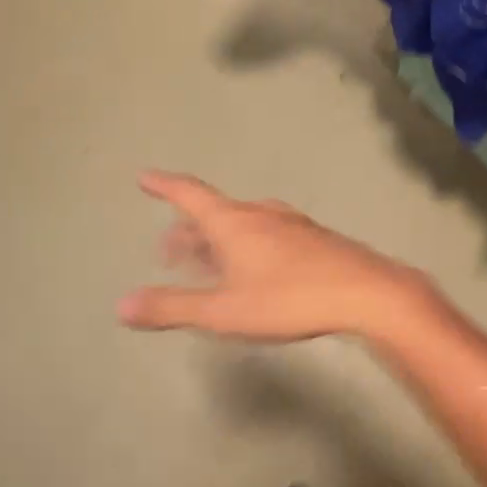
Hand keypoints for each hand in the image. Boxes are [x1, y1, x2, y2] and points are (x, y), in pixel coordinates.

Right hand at [118, 170, 433, 341]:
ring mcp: (292, 224)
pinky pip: (264, 235)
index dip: (166, 186)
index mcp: (236, 222)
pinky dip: (243, 247)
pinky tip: (249, 271)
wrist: (365, 291)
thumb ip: (173, 307)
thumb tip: (122, 304)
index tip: (145, 176)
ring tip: (203, 263)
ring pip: (242, 225)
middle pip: (216, 213)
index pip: (192, 195)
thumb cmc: (289, 298)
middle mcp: (262, 214)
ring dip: (216, 241)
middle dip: (189, 229)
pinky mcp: (313, 240)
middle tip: (168, 250)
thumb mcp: (223, 311)